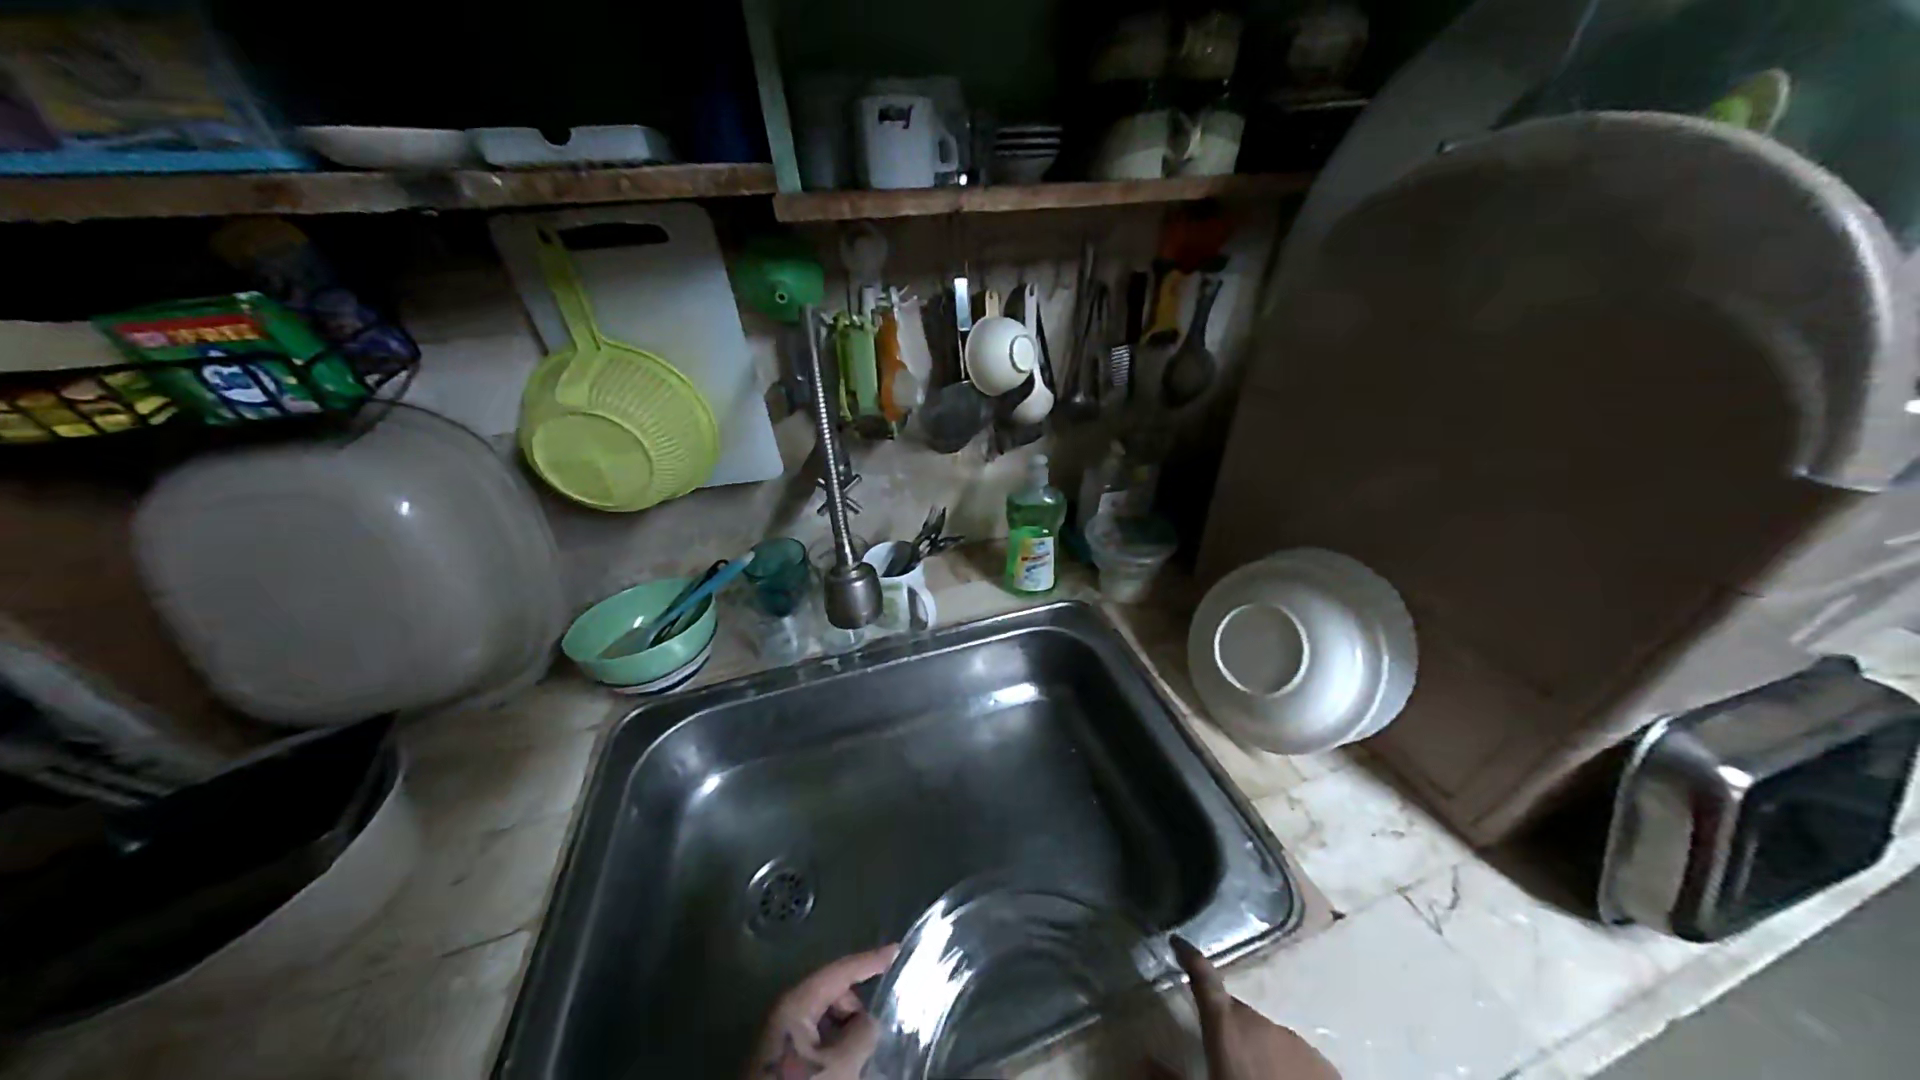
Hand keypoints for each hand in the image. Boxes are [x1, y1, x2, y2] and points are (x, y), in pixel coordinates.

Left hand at [744, 945, 899, 1079]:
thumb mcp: (839, 1066)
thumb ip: (863, 1035)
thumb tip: (869, 1022)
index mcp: (796, 1002)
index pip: (841, 970)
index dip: (871, 960)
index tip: (897, 950)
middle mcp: (786, 1010)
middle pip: (832, 993)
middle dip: (855, 1008)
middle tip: (871, 1037)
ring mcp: (780, 1034)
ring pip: (825, 1018)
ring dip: (845, 1030)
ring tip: (856, 1057)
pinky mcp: (780, 1057)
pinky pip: (816, 1037)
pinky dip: (833, 1044)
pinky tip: (842, 1066)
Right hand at [1170, 936, 1340, 1079]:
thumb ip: (1169, 1077)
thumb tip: (1140, 1059)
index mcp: (1227, 1026)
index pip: (1204, 978)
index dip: (1190, 957)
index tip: (1178, 942)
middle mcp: (1260, 1022)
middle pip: (1236, 1014)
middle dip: (1227, 1028)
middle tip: (1221, 1058)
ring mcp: (1296, 1042)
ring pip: (1267, 1035)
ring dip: (1257, 1050)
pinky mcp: (1324, 1065)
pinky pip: (1296, 1057)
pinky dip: (1286, 1067)